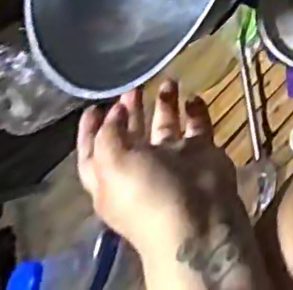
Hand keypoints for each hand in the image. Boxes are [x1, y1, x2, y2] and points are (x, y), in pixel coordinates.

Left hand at [76, 81, 247, 264]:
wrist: (196, 213)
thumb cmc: (147, 193)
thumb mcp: (115, 166)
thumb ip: (109, 137)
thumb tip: (115, 112)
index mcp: (111, 177)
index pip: (94, 150)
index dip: (91, 130)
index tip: (95, 106)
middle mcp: (139, 166)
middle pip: (132, 134)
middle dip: (131, 110)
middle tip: (136, 86)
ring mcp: (172, 158)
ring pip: (166, 125)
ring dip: (165, 104)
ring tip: (170, 80)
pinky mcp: (200, 151)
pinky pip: (197, 125)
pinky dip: (196, 109)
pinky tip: (194, 97)